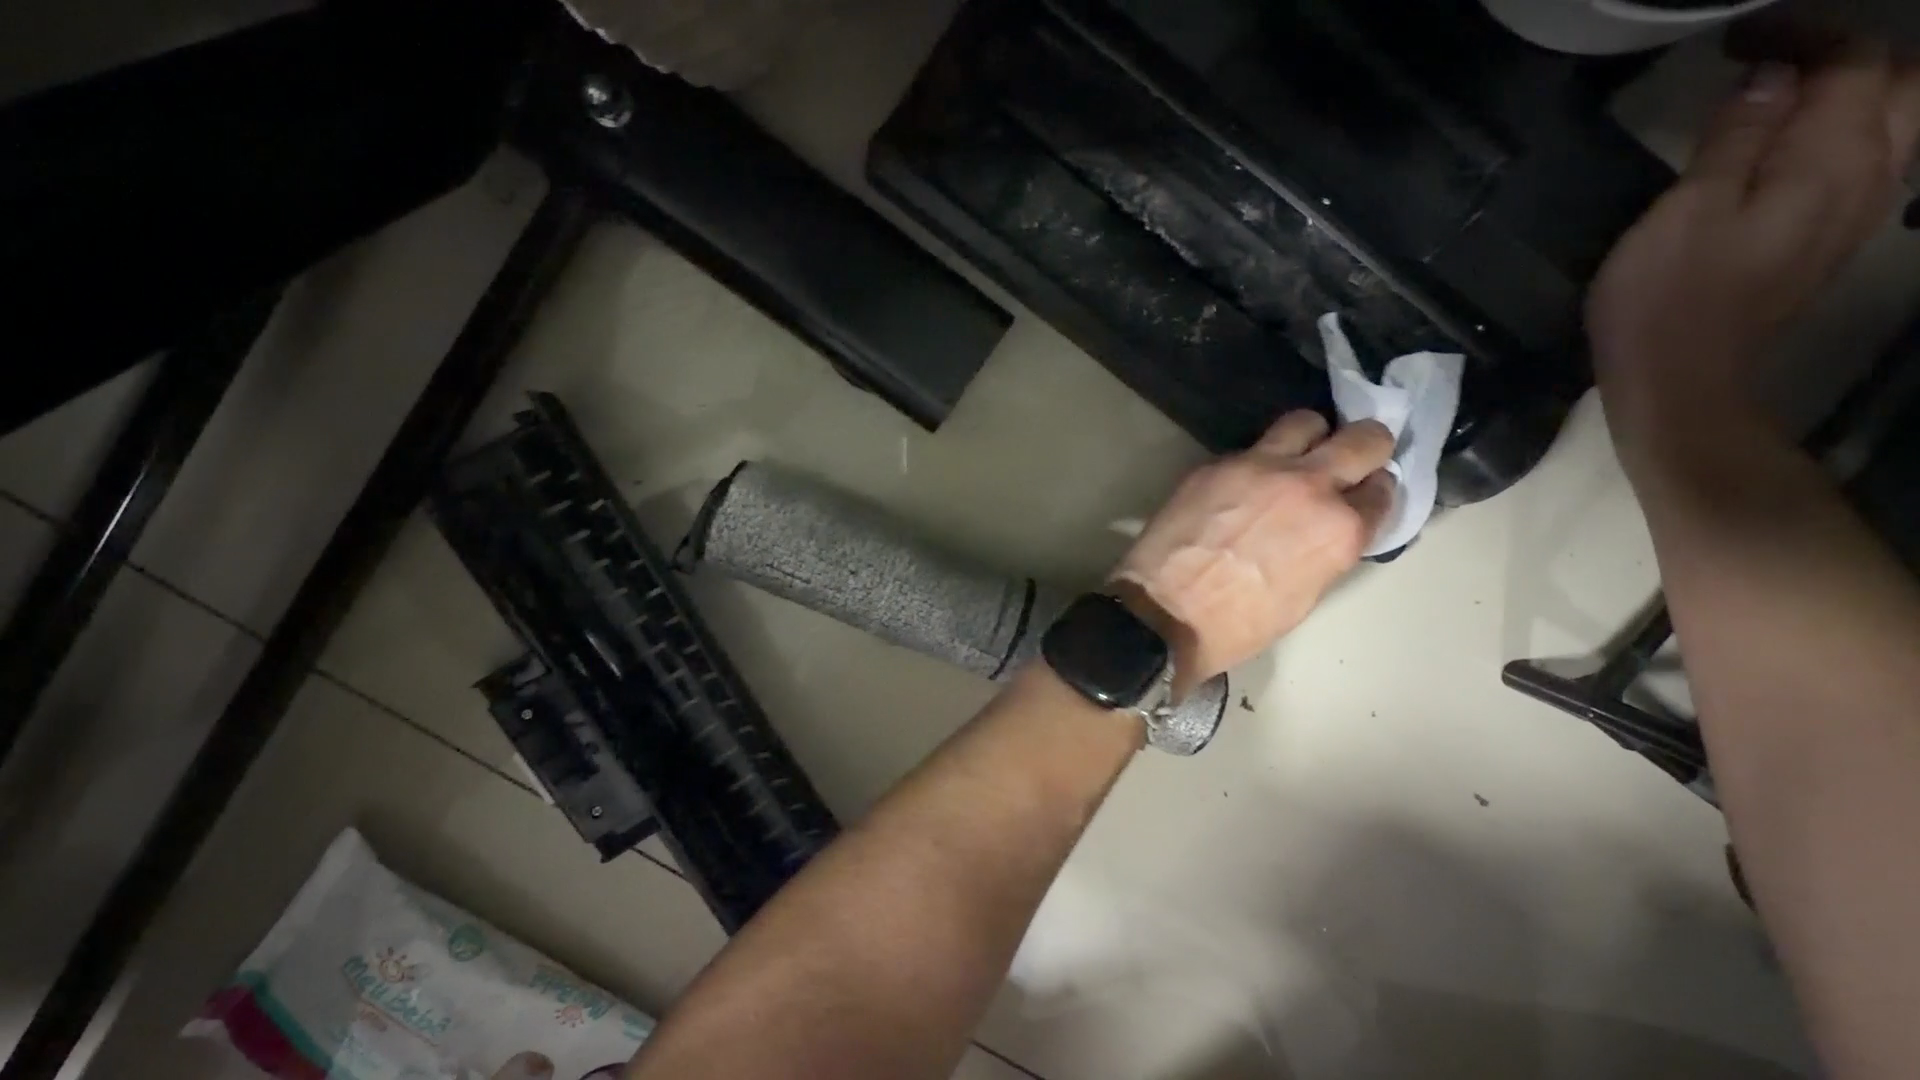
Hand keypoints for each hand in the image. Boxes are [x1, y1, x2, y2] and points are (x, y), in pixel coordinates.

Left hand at [1114, 411, 1394, 695]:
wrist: (1163, 614)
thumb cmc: (1239, 626)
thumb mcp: (1305, 596)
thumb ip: (1328, 549)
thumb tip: (1329, 528)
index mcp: (1339, 530)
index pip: (1383, 493)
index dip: (1374, 496)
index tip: (1363, 498)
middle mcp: (1309, 486)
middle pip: (1364, 439)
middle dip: (1367, 447)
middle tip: (1352, 461)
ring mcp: (1260, 466)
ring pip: (1305, 423)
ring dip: (1311, 438)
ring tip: (1296, 459)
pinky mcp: (1217, 462)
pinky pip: (1251, 448)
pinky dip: (1256, 462)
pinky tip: (1242, 486)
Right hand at [1587, 40, 1919, 419]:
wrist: (1677, 380)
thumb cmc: (1667, 299)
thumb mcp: (1685, 211)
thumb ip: (1736, 137)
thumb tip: (1771, 76)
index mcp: (1833, 161)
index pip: (1853, 63)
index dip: (1801, 36)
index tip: (1735, 40)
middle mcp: (1867, 177)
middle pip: (1898, 86)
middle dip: (1847, 59)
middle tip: (1772, 61)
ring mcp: (1853, 213)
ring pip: (1889, 124)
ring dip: (1846, 96)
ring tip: (1777, 95)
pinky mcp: (1825, 241)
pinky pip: (1862, 162)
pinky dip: (1835, 134)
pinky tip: (1787, 146)